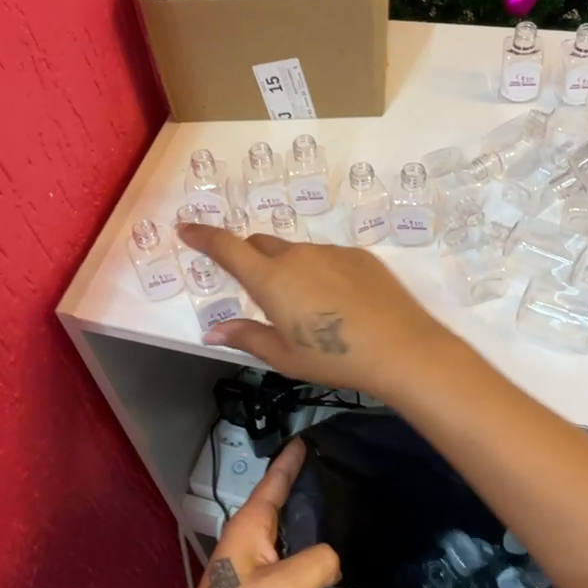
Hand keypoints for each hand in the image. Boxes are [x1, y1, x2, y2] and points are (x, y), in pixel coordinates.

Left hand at [162, 439, 367, 587]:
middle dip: (317, 506)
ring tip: (365, 548)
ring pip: (301, 558)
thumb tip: (336, 560)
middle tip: (348, 486)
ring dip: (328, 562)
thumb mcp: (286, 585)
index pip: (274, 483)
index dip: (291, 462)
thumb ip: (320, 562)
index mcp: (249, 527)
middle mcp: (253, 545)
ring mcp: (260, 577)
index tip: (306, 440)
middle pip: (291, 518)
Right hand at [176, 223, 461, 400]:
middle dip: (249, 257)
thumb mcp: (283, 356)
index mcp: (270, 279)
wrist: (401, 348)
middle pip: (261, 245)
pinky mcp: (359, 257)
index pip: (227, 248)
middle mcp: (297, 256)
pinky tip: (340, 305)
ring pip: (297, 253)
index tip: (186, 229)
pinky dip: (321, 274)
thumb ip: (246, 337)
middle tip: (255, 288)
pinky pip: (328, 259)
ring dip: (290, 270)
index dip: (203, 236)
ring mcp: (330, 252)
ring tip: (309, 308)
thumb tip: (213, 331)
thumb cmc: (334, 358)